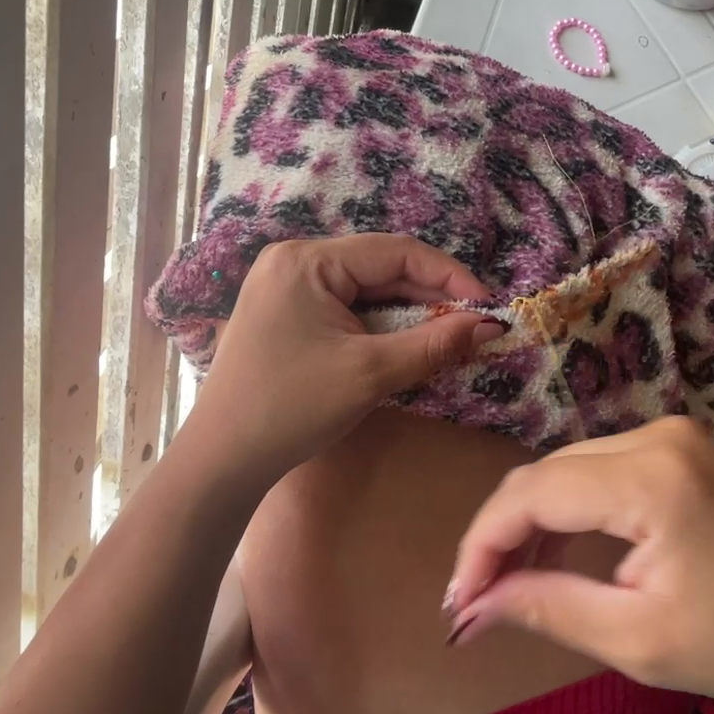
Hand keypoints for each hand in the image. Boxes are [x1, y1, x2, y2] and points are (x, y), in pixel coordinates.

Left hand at [190, 234, 505, 482]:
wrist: (222, 461)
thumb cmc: (292, 409)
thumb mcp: (371, 374)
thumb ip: (435, 343)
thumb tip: (492, 325)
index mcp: (307, 260)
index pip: (396, 252)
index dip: (449, 276)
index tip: (489, 305)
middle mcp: (294, 260)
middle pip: (380, 267)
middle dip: (431, 295)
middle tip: (476, 323)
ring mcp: (285, 285)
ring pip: (366, 288)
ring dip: (409, 310)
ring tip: (450, 333)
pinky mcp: (285, 311)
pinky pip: (346, 305)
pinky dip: (381, 322)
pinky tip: (408, 340)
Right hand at [445, 417, 713, 713]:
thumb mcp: (636, 639)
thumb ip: (546, 608)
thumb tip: (471, 605)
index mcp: (653, 476)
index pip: (535, 492)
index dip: (484, 542)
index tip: (458, 602)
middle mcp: (658, 435)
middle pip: (548, 474)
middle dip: (503, 533)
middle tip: (475, 599)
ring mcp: (672, 435)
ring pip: (568, 468)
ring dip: (532, 521)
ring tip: (507, 582)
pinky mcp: (679, 449)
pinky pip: (600, 469)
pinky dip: (569, 509)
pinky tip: (553, 553)